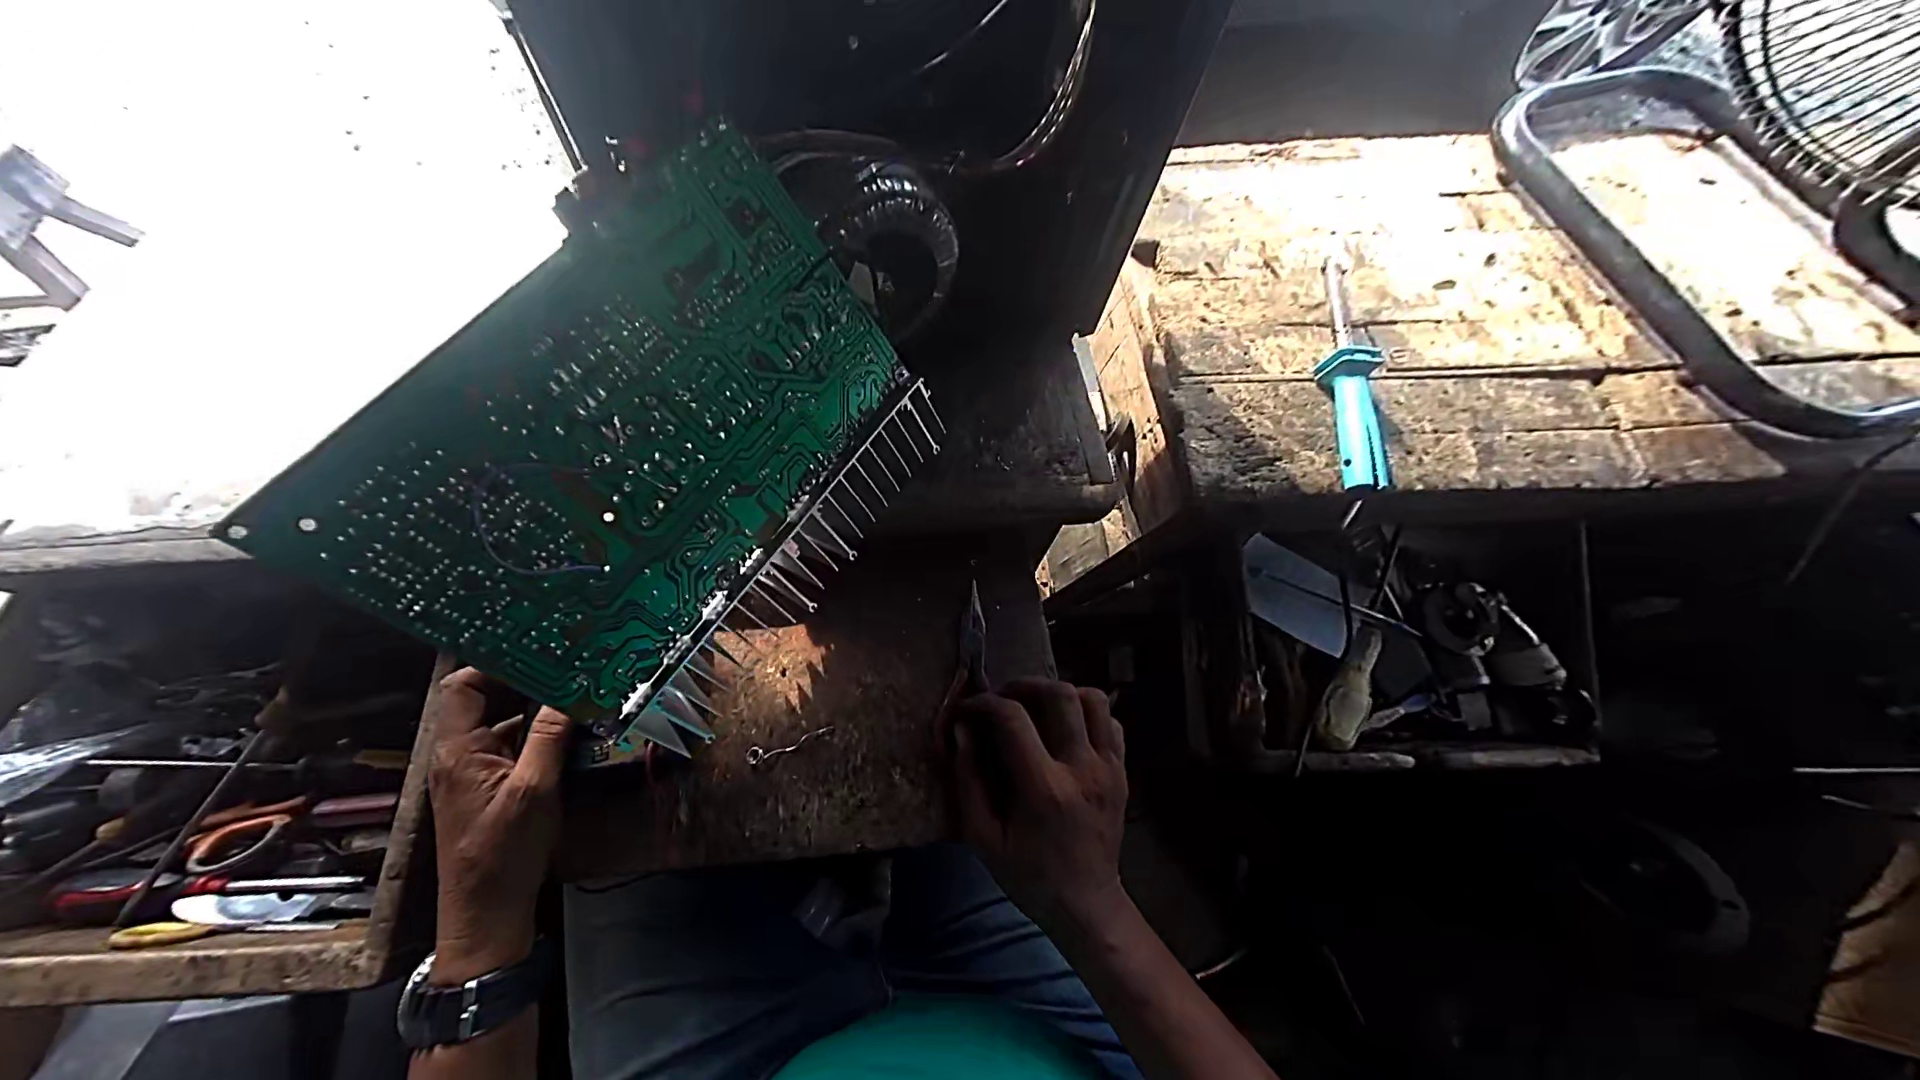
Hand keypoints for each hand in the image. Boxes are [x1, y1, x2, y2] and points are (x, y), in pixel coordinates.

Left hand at [425, 668, 569, 983]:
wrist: (487, 912)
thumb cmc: (505, 851)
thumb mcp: (536, 789)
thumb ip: (550, 736)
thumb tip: (572, 690)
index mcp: (458, 751)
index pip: (462, 688)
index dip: (496, 663)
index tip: (541, 649)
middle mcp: (460, 755)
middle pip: (484, 700)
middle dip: (526, 679)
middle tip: (569, 663)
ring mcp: (475, 772)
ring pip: (503, 721)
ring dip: (536, 705)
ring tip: (577, 689)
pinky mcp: (491, 786)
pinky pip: (513, 744)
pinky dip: (539, 730)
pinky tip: (572, 727)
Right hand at [948, 678, 1128, 935]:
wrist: (1087, 904)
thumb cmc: (1028, 875)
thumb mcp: (983, 838)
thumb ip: (968, 781)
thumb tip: (962, 730)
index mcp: (1044, 788)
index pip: (1013, 718)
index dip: (984, 704)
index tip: (969, 710)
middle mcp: (1082, 769)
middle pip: (1060, 695)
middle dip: (1024, 685)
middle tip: (1003, 697)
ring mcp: (1110, 768)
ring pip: (1093, 698)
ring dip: (1060, 693)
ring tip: (1037, 706)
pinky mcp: (1123, 770)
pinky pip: (1110, 720)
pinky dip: (1086, 712)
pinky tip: (1065, 727)